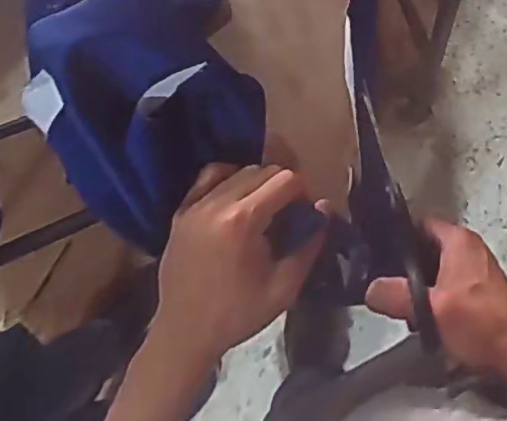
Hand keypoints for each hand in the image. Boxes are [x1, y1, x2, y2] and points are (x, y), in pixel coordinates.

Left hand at [151, 164, 327, 368]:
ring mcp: (196, 205)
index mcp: (244, 219)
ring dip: (257, 183)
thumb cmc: (236, 314)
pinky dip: (228, 178)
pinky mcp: (182, 211)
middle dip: (282, 187)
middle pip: (264, 170)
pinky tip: (234, 200)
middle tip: (285, 214)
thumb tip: (324, 206)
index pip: (286, 179)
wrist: (183, 336)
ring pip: (240, 170)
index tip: (301, 215)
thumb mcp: (284, 287)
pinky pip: (210, 175)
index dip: (301, 193)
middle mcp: (218, 203)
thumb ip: (310, 243)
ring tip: (260, 210)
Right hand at [366, 219, 506, 376]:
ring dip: (425, 285)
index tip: (382, 252)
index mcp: (458, 239)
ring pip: (441, 266)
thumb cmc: (477, 320)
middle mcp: (470, 245)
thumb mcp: (430, 308)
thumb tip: (371, 288)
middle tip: (392, 286)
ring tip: (409, 308)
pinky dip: (440, 294)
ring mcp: (479, 265)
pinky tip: (432, 318)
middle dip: (411, 267)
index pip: (422, 223)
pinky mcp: (484, 286)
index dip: (401, 236)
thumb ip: (397, 296)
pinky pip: (453, 281)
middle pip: (430, 246)